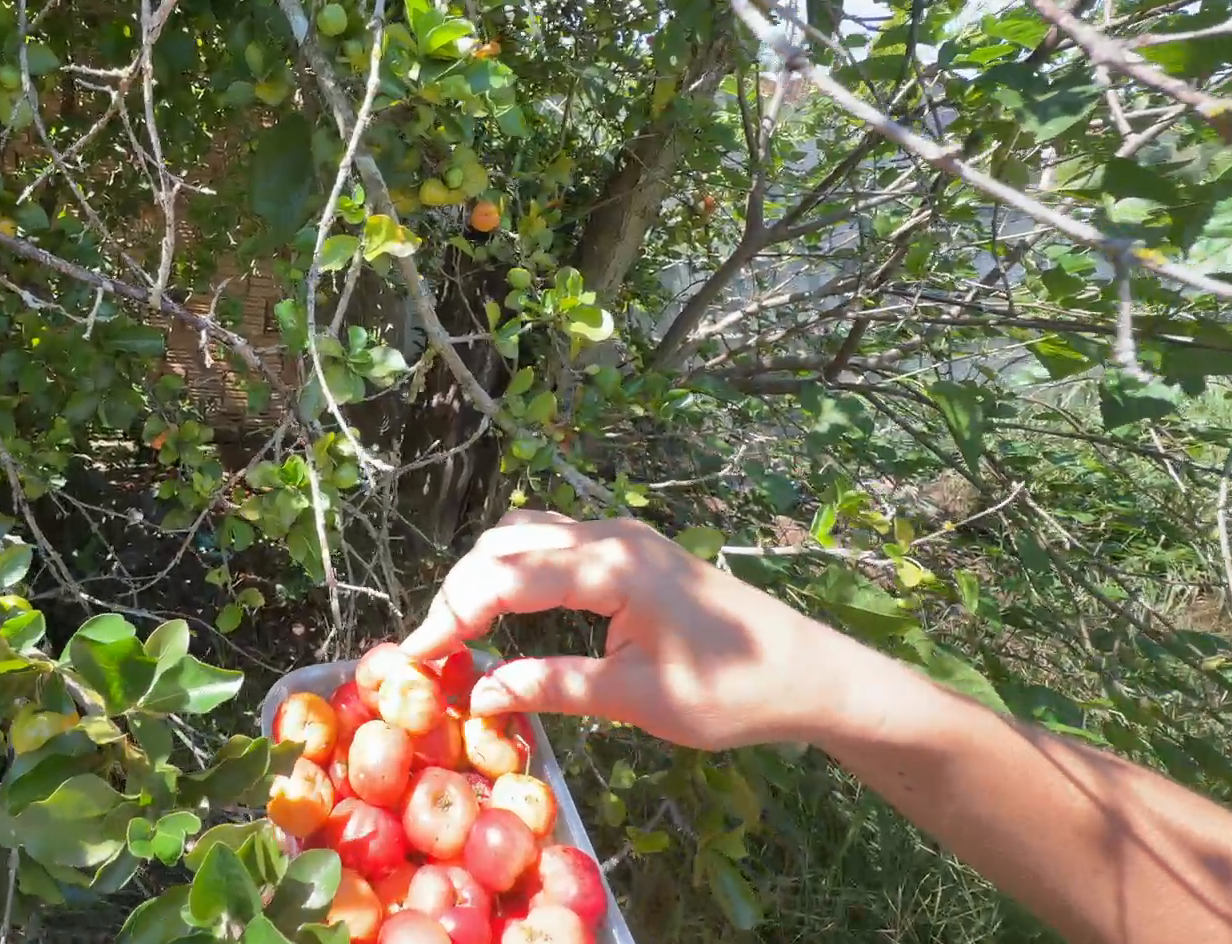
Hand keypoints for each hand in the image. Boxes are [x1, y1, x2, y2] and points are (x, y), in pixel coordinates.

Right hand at [400, 510, 894, 750]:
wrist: (815, 672)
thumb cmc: (734, 693)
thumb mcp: (638, 699)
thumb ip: (552, 687)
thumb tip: (479, 695)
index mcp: (611, 568)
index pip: (504, 579)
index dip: (451, 614)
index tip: (417, 654)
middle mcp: (607, 535)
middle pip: (502, 544)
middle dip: (459, 590)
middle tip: (437, 645)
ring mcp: (618, 533)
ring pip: (522, 531)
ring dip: (483, 571)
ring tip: (464, 622)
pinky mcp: (626, 544)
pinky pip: (549, 536)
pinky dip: (514, 562)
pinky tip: (509, 597)